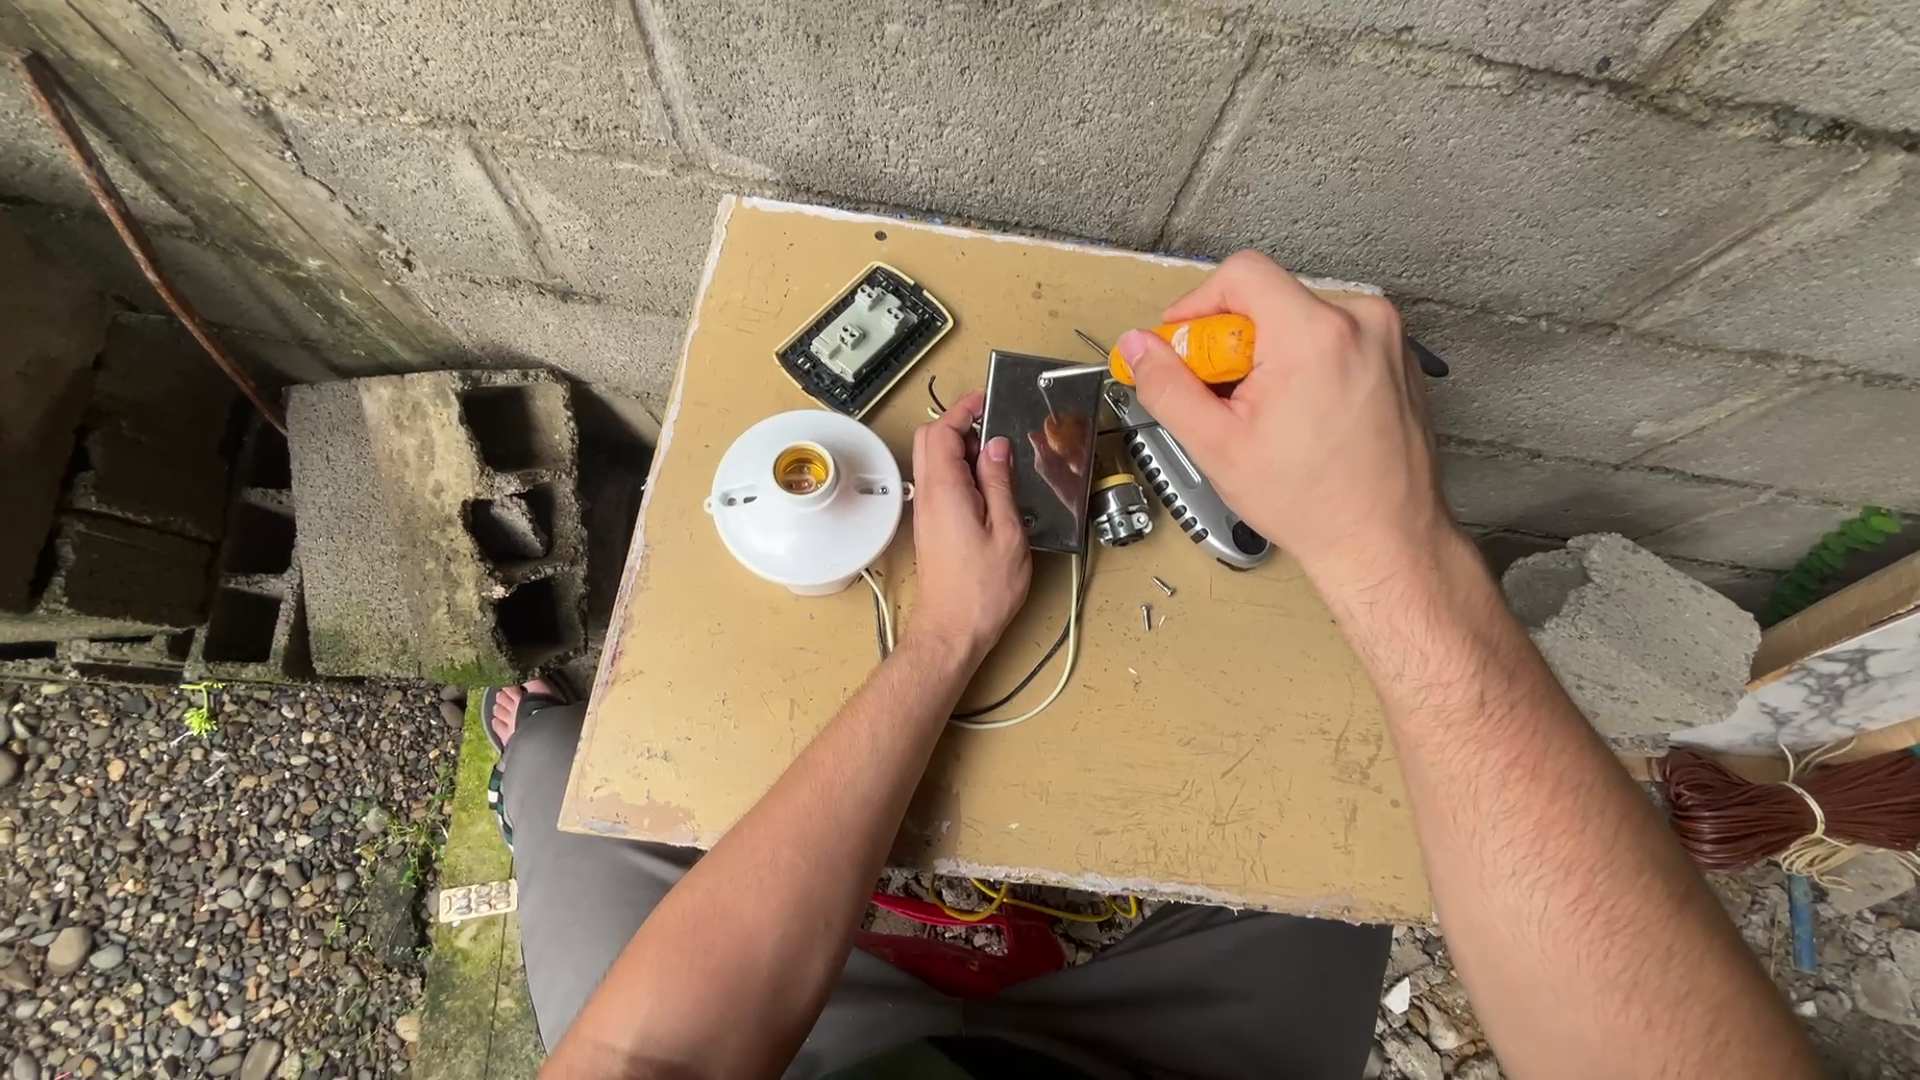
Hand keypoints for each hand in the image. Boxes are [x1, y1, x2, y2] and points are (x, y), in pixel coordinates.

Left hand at [906, 389, 1032, 660]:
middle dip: (959, 425)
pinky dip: (958, 471)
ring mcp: (925, 511)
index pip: (942, 432)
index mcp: (945, 491)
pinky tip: (988, 487)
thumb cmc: (982, 591)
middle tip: (994, 429)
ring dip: (959, 449)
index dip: (963, 410)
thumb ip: (1000, 483)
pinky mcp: (930, 525)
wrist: (952, 629)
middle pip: (929, 440)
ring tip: (998, 459)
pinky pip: (938, 483)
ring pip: (932, 461)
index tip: (985, 401)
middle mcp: (927, 496)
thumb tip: (997, 448)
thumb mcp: (1007, 532)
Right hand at [1121, 250, 1455, 588]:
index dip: (1197, 307)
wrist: (1382, 539)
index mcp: (1314, 334)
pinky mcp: (1395, 356)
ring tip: (1264, 414)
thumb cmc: (1312, 501)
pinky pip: (1330, 337)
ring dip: (1265, 356)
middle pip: (1267, 300)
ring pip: (1297, 320)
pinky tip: (1297, 415)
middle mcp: (1360, 321)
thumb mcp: (1216, 446)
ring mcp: (1386, 337)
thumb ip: (1166, 387)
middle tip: (1222, 399)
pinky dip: (1301, 364)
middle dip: (1230, 344)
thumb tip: (1138, 347)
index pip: (1241, 275)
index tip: (1182, 345)